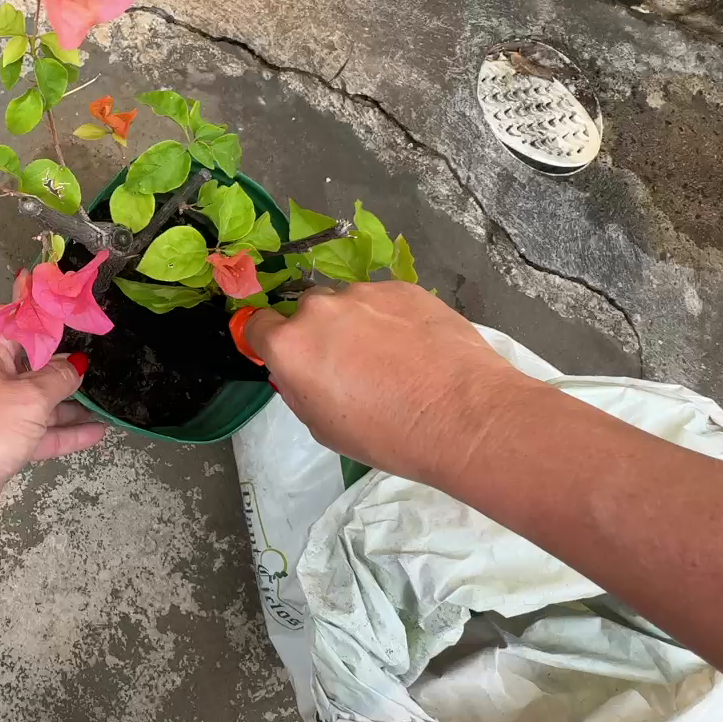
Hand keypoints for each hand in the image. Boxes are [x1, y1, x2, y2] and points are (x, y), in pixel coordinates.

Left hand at [0, 336, 106, 531]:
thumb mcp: (30, 397)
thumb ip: (59, 378)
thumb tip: (76, 364)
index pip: (23, 329)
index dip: (52, 326)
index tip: (83, 324)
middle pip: (35, 367)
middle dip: (67, 368)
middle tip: (104, 364)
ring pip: (40, 403)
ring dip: (71, 404)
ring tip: (106, 401)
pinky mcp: (3, 444)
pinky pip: (39, 432)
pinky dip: (65, 432)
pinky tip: (97, 432)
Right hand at [244, 282, 543, 482]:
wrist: (465, 417)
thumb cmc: (386, 434)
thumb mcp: (322, 426)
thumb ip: (299, 386)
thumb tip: (302, 369)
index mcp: (289, 344)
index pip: (257, 324)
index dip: (270, 341)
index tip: (290, 357)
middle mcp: (318, 309)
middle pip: (305, 312)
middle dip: (319, 334)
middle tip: (349, 366)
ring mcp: (363, 293)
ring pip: (347, 304)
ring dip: (357, 324)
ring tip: (392, 359)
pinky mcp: (403, 287)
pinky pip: (383, 301)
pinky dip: (392, 319)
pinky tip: (417, 349)